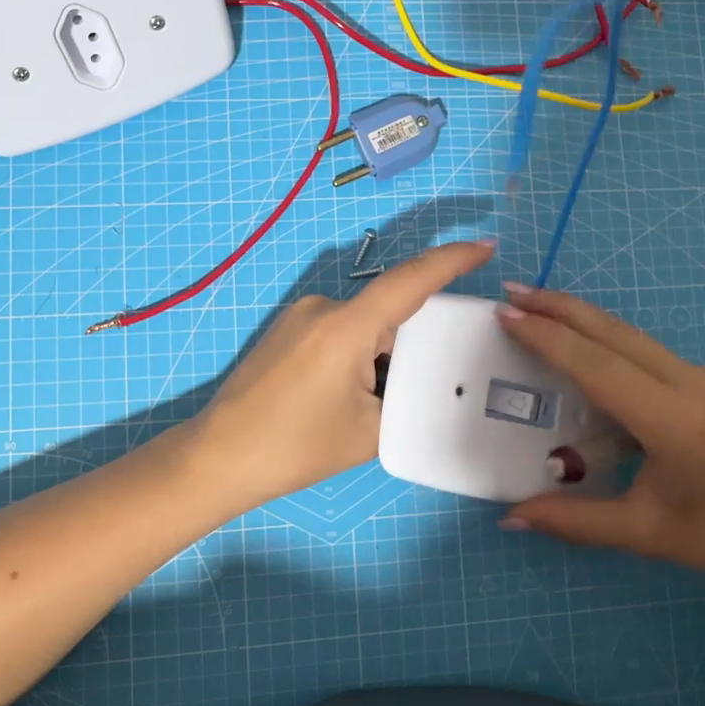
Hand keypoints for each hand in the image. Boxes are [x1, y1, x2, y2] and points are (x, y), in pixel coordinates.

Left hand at [186, 240, 496, 506]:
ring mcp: (299, 317)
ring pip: (363, 325)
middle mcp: (322, 308)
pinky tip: (348, 397)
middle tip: (423, 386)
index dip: (451, 260)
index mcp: (346, 326)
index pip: (410, 281)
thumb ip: (407, 397)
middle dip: (412, 344)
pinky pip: (339, 331)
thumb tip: (420, 378)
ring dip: (381, 354)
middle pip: (388, 312)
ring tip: (376, 404)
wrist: (219, 458)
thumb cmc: (295, 447)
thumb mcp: (370, 430)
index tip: (485, 247)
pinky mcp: (285, 331)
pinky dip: (358, 354)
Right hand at [496, 286, 704, 630]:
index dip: (547, 336)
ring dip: (587, 326)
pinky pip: (661, 359)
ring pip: (638, 342)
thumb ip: (575, 521)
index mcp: (676, 422)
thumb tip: (509, 516)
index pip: (596, 365)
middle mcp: (698, 385)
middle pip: (616, 333)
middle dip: (560, 308)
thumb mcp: (648, 535)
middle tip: (513, 290)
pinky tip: (599, 369)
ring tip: (542, 315)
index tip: (506, 311)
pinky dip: (619, 353)